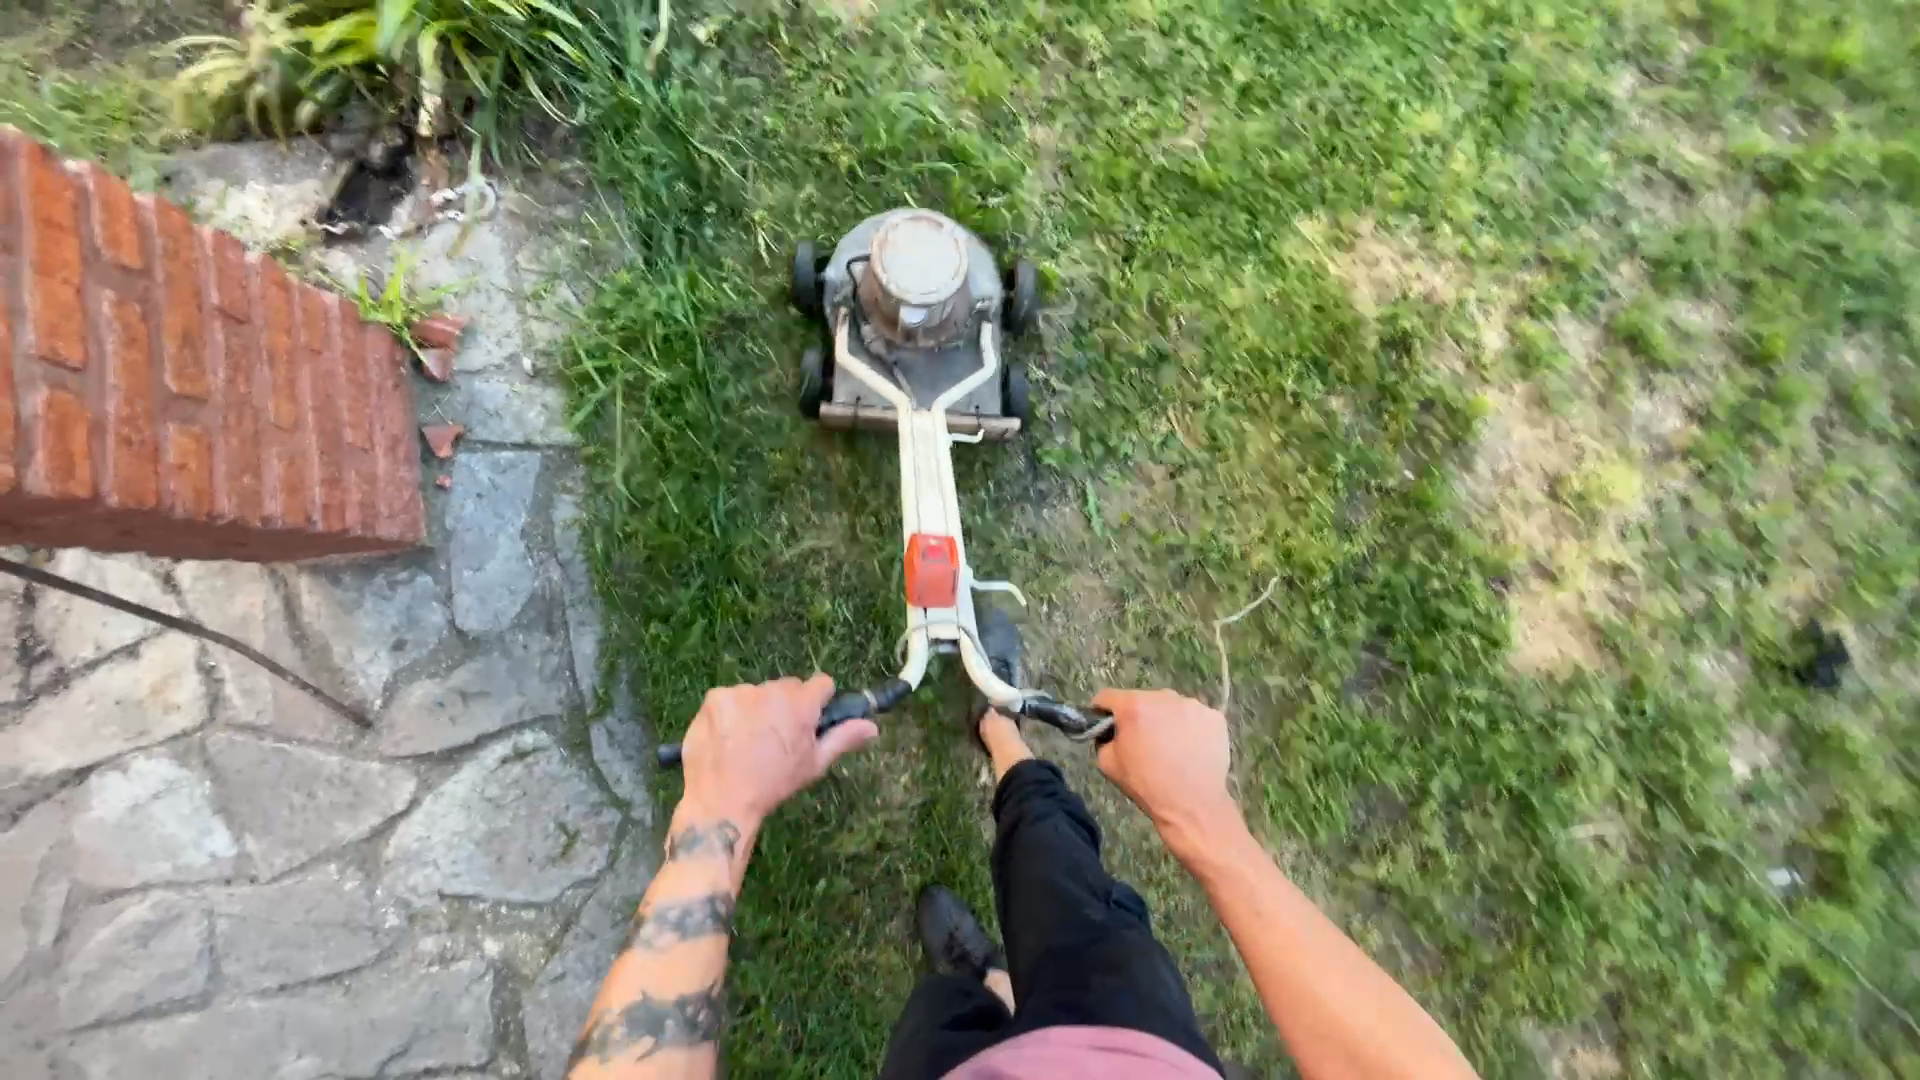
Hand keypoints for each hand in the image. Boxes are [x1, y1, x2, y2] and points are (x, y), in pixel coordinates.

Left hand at [678, 675, 879, 830]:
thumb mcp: (813, 764)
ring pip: (758, 692)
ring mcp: (740, 693)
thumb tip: (873, 727)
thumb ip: (843, 738)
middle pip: (788, 687)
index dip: (818, 701)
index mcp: (801, 705)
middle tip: (777, 737)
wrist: (721, 802)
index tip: (810, 720)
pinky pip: (730, 697)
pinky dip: (731, 712)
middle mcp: (772, 691)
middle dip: (786, 705)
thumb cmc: (773, 784)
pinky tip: (727, 736)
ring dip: (758, 708)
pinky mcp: (714, 699)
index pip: (821, 683)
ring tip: (748, 740)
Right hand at [1092, 688, 1243, 859]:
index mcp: (1133, 707)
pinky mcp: (1214, 717)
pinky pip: (1193, 716)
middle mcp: (1163, 697)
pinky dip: (1189, 727)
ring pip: (1169, 706)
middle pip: (1141, 700)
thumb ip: (1103, 739)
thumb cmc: (1147, 785)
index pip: (1107, 697)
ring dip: (1164, 720)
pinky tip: (1190, 748)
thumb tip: (1111, 732)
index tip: (1104, 724)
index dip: (1101, 710)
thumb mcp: (1107, 764)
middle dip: (1138, 716)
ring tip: (1170, 747)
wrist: (1193, 805)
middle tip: (1142, 742)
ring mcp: (1192, 705)